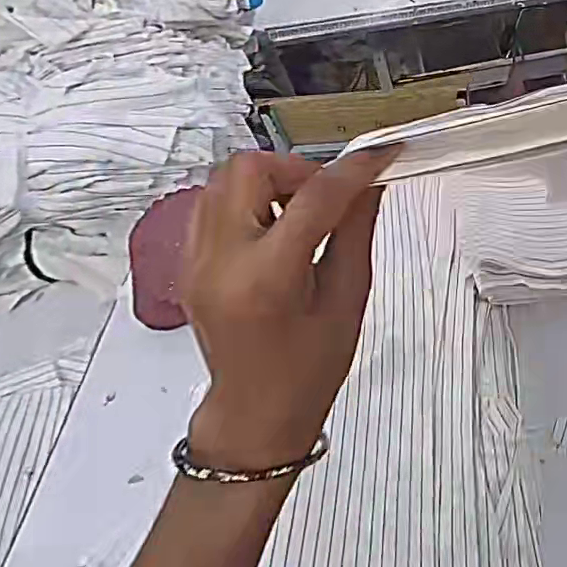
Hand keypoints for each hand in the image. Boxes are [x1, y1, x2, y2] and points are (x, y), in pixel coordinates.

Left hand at [180, 148, 396, 469]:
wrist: (257, 410)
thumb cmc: (307, 370)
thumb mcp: (348, 299)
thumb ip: (356, 231)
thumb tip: (368, 184)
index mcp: (267, 280)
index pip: (314, 198)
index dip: (353, 170)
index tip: (378, 156)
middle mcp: (220, 262)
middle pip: (250, 169)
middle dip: (299, 169)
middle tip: (330, 194)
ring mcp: (196, 260)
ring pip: (225, 178)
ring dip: (272, 181)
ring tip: (302, 212)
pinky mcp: (189, 260)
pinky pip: (213, 202)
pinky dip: (250, 199)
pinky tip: (276, 226)